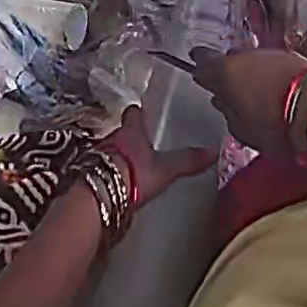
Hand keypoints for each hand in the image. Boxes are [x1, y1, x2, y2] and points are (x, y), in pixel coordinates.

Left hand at [98, 104, 215, 207]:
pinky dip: (111, 171)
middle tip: (143, 142)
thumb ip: (187, 160)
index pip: (134, 113)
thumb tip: (214, 151)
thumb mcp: (165, 168)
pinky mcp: (91, 172)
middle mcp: (113, 137)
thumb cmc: (134, 174)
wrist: (100, 194)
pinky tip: (120, 181)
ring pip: (111, 148)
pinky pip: (103, 167)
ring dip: (119, 154)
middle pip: (121, 131)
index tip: (144, 112)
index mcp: (131, 131)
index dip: (139, 112)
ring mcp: (99, 154)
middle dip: (130, 136)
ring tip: (133, 163)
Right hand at [192, 48, 306, 155]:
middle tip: (231, 89)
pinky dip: (268, 73)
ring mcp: (268, 53)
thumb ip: (227, 112)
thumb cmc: (277, 127)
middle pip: (228, 59)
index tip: (201, 76)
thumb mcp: (243, 130)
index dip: (201, 71)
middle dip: (227, 71)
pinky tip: (274, 89)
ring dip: (250, 71)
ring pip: (250, 59)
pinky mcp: (290, 56)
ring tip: (256, 92)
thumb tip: (222, 102)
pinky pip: (270, 63)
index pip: (202, 63)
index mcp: (225, 72)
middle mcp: (244, 56)